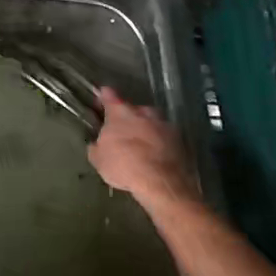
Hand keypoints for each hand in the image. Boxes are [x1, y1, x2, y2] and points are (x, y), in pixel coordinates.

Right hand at [87, 87, 197, 205]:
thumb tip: (97, 144)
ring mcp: (163, 123)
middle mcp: (143, 112)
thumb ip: (96, 147)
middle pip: (133, 109)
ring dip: (146, 129)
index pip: (109, 96)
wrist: (160, 180)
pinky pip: (164, 136)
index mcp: (120, 113)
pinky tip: (156, 155)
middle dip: (128, 118)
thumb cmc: (123, 166)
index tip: (102, 95)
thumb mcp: (99, 160)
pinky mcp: (178, 137)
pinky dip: (160, 142)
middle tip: (123, 132)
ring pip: (151, 121)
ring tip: (142, 146)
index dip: (104, 96)